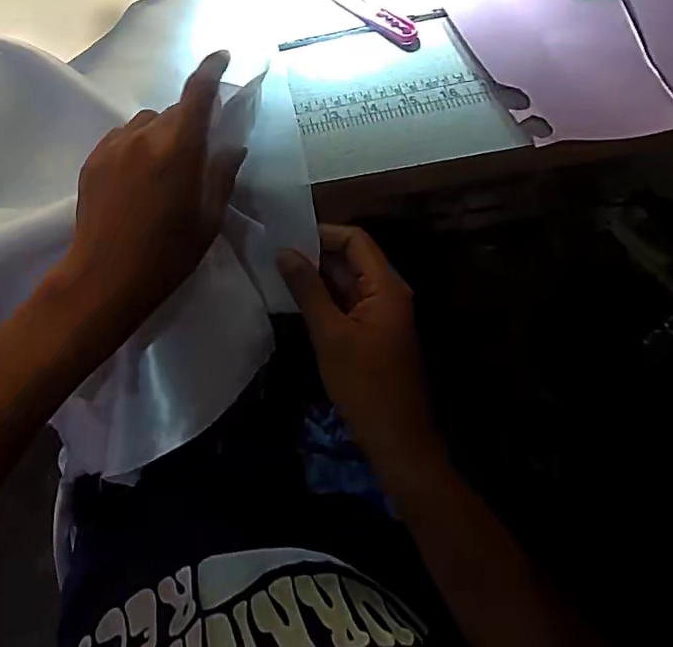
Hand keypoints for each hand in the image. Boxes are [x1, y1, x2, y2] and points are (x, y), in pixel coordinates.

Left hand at [50, 51, 247, 343]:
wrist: (104, 277)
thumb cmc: (167, 254)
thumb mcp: (207, 218)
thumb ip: (222, 174)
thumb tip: (232, 145)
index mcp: (179, 148)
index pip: (197, 93)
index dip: (211, 69)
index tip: (221, 56)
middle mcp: (145, 136)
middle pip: (174, 110)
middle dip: (190, 121)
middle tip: (195, 154)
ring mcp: (114, 145)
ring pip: (146, 123)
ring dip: (160, 134)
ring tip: (162, 169)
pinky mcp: (93, 159)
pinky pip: (122, 137)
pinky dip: (136, 145)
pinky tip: (137, 178)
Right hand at [279, 225, 441, 473]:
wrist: (397, 440)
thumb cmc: (364, 385)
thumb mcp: (330, 334)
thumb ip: (307, 289)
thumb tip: (284, 251)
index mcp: (386, 286)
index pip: (356, 240)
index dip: (322, 233)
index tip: (287, 236)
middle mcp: (388, 292)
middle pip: (352, 257)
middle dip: (315, 252)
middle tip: (275, 251)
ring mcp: (382, 312)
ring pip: (347, 279)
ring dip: (317, 275)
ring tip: (278, 270)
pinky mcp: (373, 330)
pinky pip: (347, 300)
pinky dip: (324, 296)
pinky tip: (295, 297)